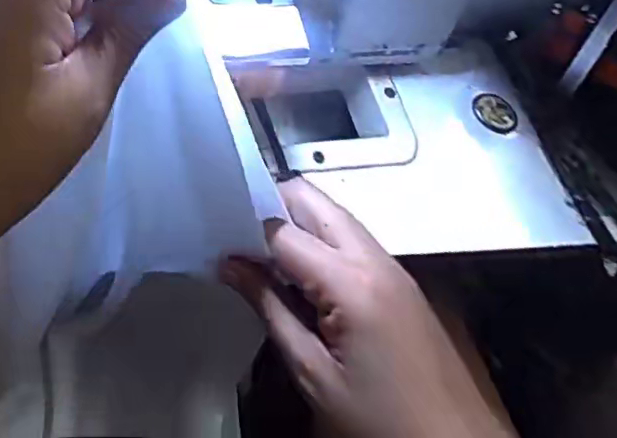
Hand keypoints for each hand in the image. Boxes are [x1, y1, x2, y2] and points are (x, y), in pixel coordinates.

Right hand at [221, 179, 516, 437]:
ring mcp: (390, 262)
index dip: (246, 231)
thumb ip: (270, 310)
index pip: (283, 230)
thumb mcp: (315, 375)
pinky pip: (350, 237)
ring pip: (332, 213)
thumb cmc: (383, 422)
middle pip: (312, 200)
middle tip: (238, 236)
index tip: (218, 239)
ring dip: (297, 222)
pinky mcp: (398, 275)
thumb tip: (233, 266)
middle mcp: (372, 256)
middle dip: (272, 206)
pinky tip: (301, 271)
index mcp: (350, 280)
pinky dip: (320, 239)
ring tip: (263, 255)